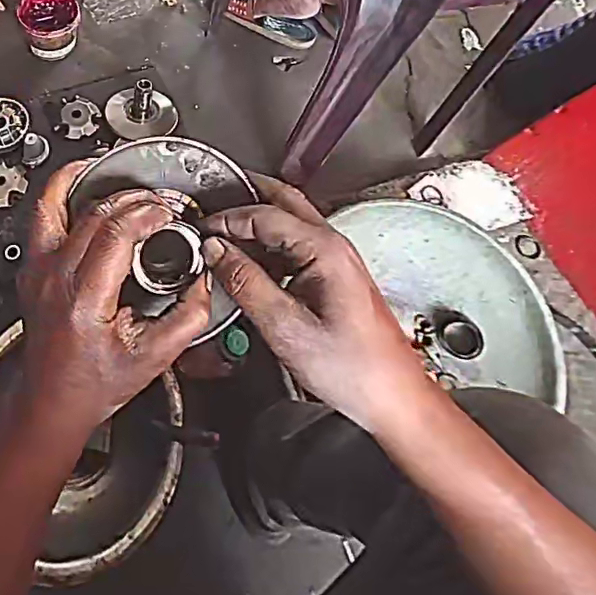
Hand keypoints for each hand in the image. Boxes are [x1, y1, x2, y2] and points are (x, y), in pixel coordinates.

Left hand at [19, 163, 211, 438]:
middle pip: (95, 215)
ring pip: (58, 205)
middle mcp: (55, 279)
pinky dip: (59, 190)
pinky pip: (40, 215)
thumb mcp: (153, 359)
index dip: (147, 214)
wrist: (51, 400)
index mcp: (84, 300)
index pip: (116, 234)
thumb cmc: (92, 384)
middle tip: (158, 204)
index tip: (167, 214)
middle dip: (134, 200)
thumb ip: (187, 318)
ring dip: (94, 184)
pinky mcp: (32, 268)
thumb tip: (202, 281)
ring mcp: (38, 270)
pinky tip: (78, 180)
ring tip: (121, 177)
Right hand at [200, 174, 439, 433]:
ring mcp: (336, 259)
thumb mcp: (285, 327)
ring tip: (223, 234)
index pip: (265, 214)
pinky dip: (268, 243)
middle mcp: (334, 246)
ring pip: (290, 221)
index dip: (228, 219)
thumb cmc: (353, 368)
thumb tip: (217, 251)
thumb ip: (245, 283)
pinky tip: (249, 261)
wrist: (393, 397)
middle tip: (213, 203)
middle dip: (245, 197)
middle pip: (284, 201)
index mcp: (324, 250)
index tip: (202, 231)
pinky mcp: (334, 276)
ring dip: (256, 221)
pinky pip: (295, 246)